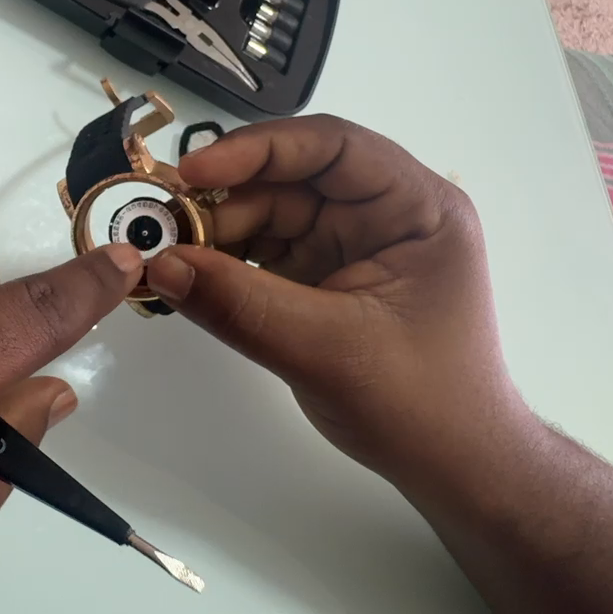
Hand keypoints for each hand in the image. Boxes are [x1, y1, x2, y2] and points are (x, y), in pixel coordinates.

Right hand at [143, 116, 535, 490]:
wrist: (451, 467)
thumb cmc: (419, 405)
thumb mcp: (326, 350)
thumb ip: (240, 306)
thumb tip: (161, 266)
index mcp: (415, 208)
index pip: (334, 146)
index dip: (260, 149)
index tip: (195, 172)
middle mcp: (380, 213)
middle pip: (289, 178)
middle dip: (225, 198)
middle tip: (163, 226)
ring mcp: (348, 243)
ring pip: (267, 212)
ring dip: (216, 231)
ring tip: (169, 257)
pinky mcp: (321, 274)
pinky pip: (261, 249)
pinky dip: (223, 260)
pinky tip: (189, 274)